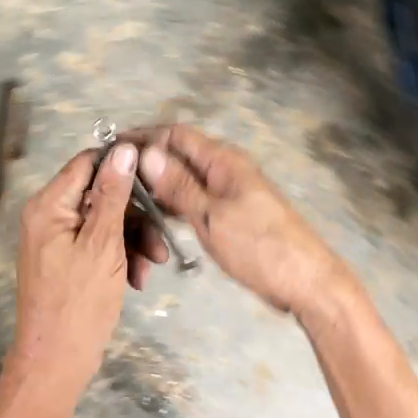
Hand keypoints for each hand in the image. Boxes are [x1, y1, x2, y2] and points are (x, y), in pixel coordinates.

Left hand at [8, 144, 138, 392]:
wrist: (55, 366)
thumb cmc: (78, 303)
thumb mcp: (103, 244)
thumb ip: (113, 194)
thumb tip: (124, 148)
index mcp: (50, 205)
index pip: (89, 162)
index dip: (123, 165)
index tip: (157, 177)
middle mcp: (49, 214)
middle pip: (101, 193)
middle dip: (135, 214)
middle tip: (161, 238)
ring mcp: (57, 238)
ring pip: (105, 219)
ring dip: (133, 238)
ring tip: (154, 264)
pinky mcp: (67, 258)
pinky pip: (98, 242)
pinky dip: (120, 255)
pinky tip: (138, 278)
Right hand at [125, 124, 348, 315]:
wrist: (307, 282)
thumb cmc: (261, 246)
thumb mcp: (213, 216)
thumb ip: (179, 186)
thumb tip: (146, 153)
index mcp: (223, 160)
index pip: (175, 134)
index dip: (143, 137)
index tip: (110, 148)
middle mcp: (224, 169)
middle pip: (178, 155)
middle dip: (146, 163)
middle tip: (111, 180)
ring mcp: (228, 192)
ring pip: (184, 180)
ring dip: (157, 188)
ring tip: (125, 202)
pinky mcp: (230, 215)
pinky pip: (194, 200)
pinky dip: (173, 206)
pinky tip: (153, 221)